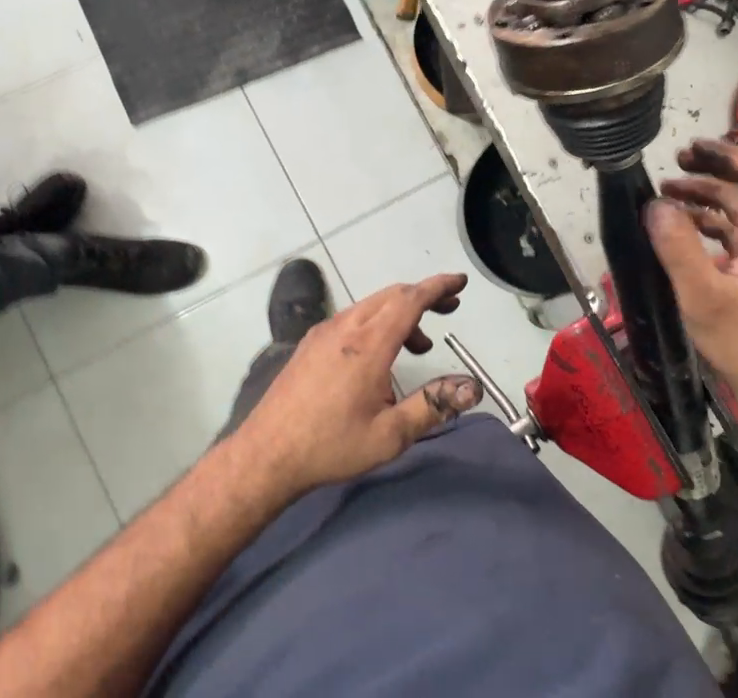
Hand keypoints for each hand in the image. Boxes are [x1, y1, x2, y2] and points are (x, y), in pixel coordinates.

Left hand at [233, 274, 484, 496]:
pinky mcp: (310, 345)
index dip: (438, 287)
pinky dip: (377, 322)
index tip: (461, 281)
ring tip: (419, 346)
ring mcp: (323, 334)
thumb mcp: (390, 435)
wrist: (265, 456)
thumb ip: (433, 405)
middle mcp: (345, 328)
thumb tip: (472, 387)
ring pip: (370, 306)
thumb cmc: (331, 446)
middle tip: (450, 308)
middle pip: (391, 295)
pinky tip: (379, 357)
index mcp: (368, 345)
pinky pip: (352, 318)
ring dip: (400, 313)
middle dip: (424, 296)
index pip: (410, 300)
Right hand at [646, 138, 737, 405]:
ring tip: (666, 193)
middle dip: (712, 173)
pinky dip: (709, 225)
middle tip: (675, 162)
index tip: (693, 147)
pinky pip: (736, 235)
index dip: (728, 156)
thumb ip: (678, 246)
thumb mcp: (703, 293)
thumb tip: (654, 205)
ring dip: (706, 199)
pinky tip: (679, 226)